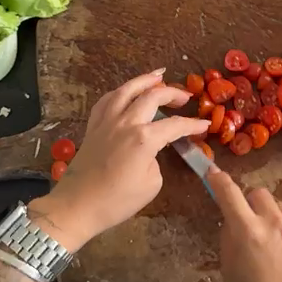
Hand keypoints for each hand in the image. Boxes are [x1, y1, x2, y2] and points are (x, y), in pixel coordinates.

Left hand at [31, 70, 209, 249]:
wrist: (77, 206)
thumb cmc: (117, 201)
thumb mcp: (151, 184)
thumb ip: (156, 160)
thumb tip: (152, 151)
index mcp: (144, 138)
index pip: (175, 125)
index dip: (193, 125)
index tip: (204, 125)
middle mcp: (126, 123)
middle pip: (152, 97)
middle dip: (172, 93)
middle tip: (185, 98)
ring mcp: (107, 122)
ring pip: (127, 90)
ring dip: (145, 80)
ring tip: (158, 76)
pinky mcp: (93, 126)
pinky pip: (107, 100)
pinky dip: (120, 92)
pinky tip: (126, 92)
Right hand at [208, 168, 281, 281]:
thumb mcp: (229, 268)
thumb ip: (230, 236)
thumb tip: (233, 219)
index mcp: (247, 230)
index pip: (229, 192)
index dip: (218, 180)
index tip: (213, 173)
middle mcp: (273, 221)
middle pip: (258, 193)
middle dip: (250, 203)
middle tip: (248, 223)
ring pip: (278, 207)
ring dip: (270, 217)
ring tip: (271, 245)